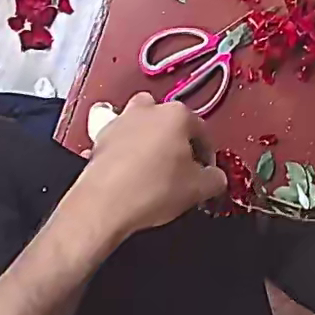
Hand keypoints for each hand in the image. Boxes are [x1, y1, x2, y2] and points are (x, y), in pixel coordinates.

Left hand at [61, 93, 228, 241]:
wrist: (104, 205)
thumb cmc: (155, 189)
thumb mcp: (199, 188)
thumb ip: (216, 178)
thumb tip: (215, 177)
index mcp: (177, 114)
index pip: (201, 131)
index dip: (207, 154)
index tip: (205, 172)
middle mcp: (148, 110)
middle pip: (168, 120)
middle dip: (175, 139)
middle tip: (178, 165)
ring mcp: (120, 121)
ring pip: (141, 124)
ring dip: (148, 138)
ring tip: (152, 166)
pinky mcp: (99, 139)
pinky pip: (118, 141)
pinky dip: (124, 152)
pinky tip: (128, 174)